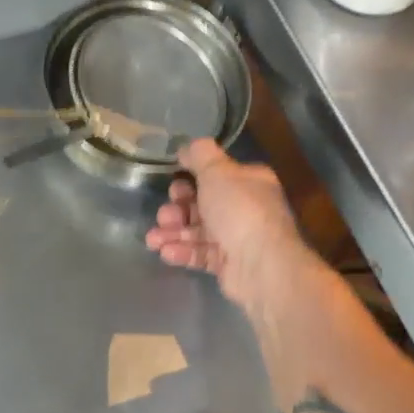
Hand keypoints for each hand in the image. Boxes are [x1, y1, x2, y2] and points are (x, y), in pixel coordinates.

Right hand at [145, 139, 308, 306]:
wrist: (260, 264)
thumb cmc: (240, 211)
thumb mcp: (218, 171)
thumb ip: (200, 155)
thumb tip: (187, 148)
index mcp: (248, 183)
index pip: (215, 177)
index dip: (190, 180)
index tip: (173, 186)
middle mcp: (244, 208)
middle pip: (202, 206)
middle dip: (177, 210)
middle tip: (164, 216)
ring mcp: (236, 238)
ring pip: (198, 232)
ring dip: (173, 233)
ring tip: (153, 240)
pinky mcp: (228, 264)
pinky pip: (201, 254)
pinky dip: (182, 252)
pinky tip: (165, 252)